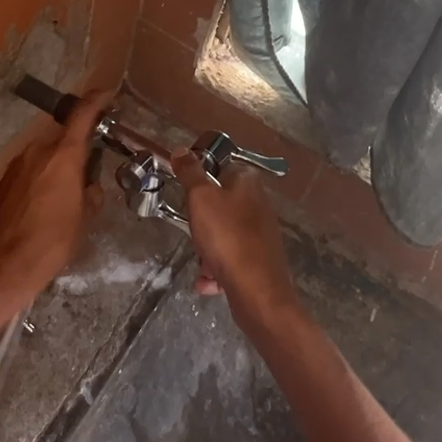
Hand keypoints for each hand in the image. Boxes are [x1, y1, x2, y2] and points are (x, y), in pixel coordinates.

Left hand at [0, 85, 109, 307]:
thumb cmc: (49, 243)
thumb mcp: (82, 221)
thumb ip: (90, 195)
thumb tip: (90, 186)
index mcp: (64, 155)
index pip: (82, 114)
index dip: (97, 100)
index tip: (108, 94)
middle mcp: (38, 151)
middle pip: (63, 142)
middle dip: (76, 155)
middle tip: (86, 180)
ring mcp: (17, 164)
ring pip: (45, 158)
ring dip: (56, 171)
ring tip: (62, 203)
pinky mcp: (2, 181)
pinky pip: (28, 172)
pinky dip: (38, 183)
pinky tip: (40, 210)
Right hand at [172, 152, 298, 317]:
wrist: (258, 292)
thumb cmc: (227, 237)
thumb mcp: (201, 198)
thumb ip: (190, 173)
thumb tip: (181, 149)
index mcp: (248, 183)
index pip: (222, 168)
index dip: (202, 179)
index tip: (187, 193)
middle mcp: (258, 205)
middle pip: (220, 205)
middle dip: (202, 223)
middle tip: (194, 231)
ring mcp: (260, 236)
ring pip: (223, 235)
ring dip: (207, 250)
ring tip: (203, 263)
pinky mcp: (259, 262)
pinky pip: (230, 260)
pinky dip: (217, 271)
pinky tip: (207, 282)